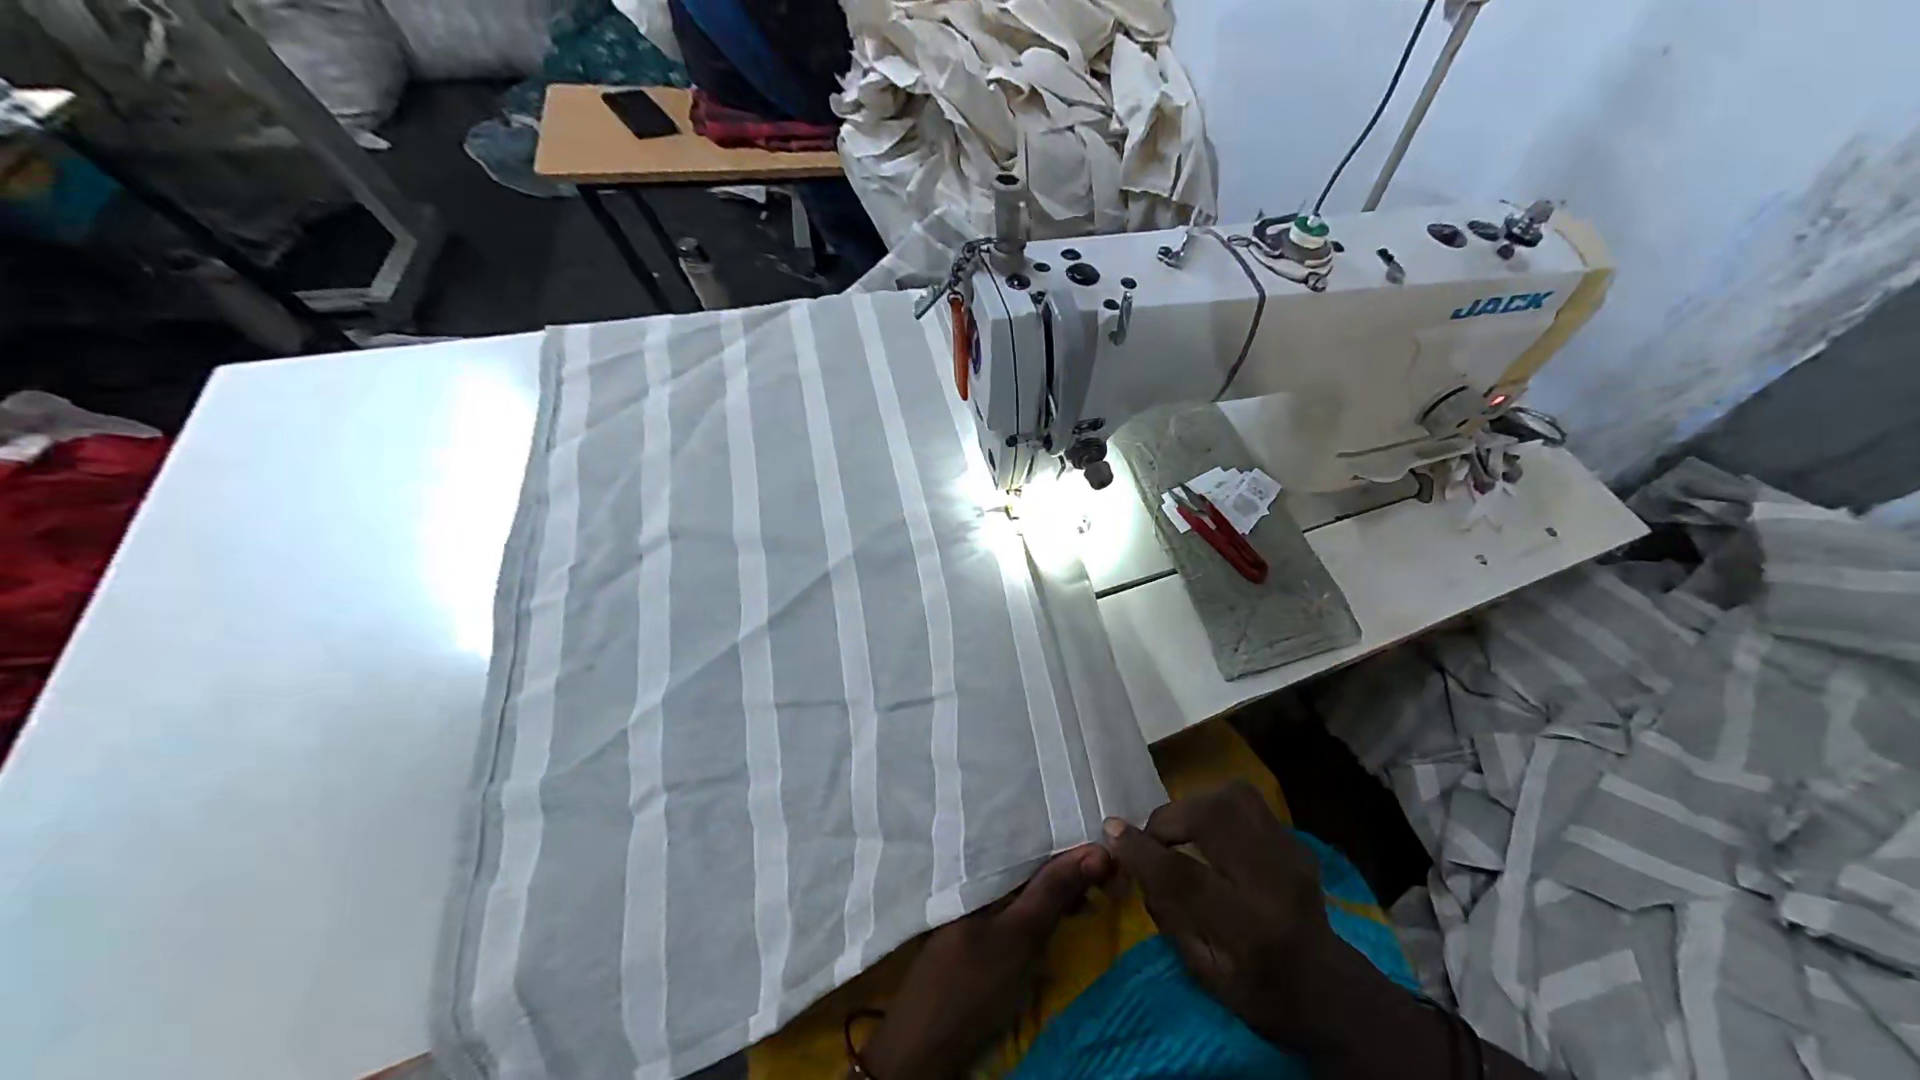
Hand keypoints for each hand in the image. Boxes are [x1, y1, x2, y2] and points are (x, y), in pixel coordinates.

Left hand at [856, 845, 1112, 1079]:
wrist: (924, 1042)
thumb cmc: (971, 982)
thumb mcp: (1019, 935)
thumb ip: (1054, 891)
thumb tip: (1099, 849)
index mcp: (976, 864)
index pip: (1029, 836)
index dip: (1068, 839)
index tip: (1108, 841)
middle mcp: (974, 874)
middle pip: (1027, 856)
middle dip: (1066, 860)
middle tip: (1110, 866)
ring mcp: (975, 899)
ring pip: (1025, 879)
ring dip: (1059, 883)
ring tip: (1097, 886)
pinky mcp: (978, 925)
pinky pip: (1017, 898)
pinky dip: (1043, 901)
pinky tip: (1068, 906)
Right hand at [1098, 783, 1366, 1053]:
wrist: (1331, 992)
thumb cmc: (1260, 993)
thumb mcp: (1203, 970)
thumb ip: (1167, 912)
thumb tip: (1135, 859)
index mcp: (1249, 928)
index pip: (1183, 875)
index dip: (1140, 850)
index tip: (1112, 833)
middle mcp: (1274, 882)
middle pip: (1212, 817)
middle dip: (1169, 818)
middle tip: (1154, 838)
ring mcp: (1292, 855)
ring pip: (1234, 797)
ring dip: (1195, 806)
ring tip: (1182, 830)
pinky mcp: (1297, 841)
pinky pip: (1248, 803)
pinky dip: (1218, 810)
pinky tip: (1212, 835)